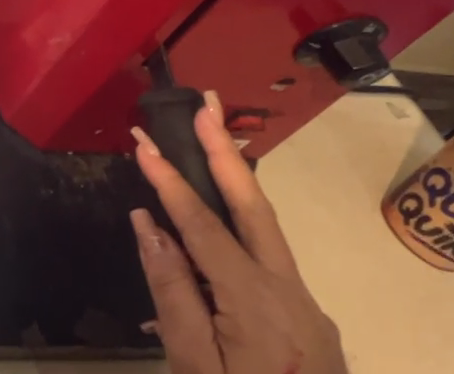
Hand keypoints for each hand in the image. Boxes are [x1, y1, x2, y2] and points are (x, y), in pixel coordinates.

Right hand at [131, 93, 347, 373]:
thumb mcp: (193, 367)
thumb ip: (171, 292)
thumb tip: (147, 223)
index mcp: (255, 304)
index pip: (202, 225)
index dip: (169, 180)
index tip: (141, 141)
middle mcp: (290, 294)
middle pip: (255, 209)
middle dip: (228, 153)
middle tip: (207, 105)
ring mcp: (307, 309)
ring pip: (269, 231)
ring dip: (239, 182)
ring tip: (214, 141)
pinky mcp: (311, 323)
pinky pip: (269, 261)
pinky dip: (243, 225)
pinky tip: (219, 227)